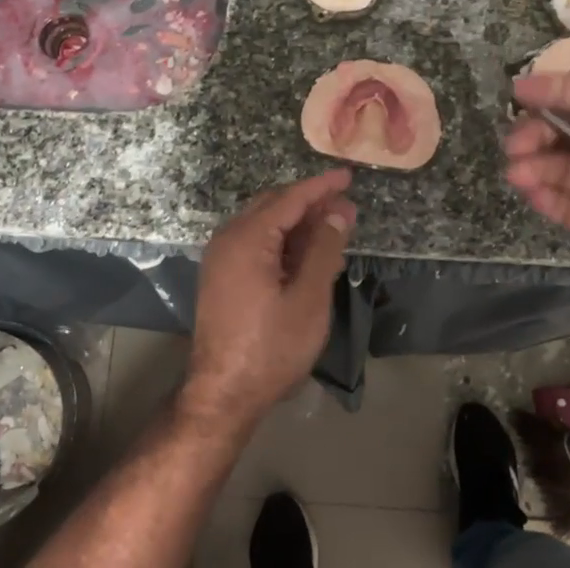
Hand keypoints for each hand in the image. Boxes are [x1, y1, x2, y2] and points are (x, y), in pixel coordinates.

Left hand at [181, 169, 357, 430]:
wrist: (223, 394)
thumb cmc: (271, 348)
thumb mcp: (308, 299)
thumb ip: (324, 249)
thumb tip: (338, 211)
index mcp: (247, 238)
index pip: (290, 199)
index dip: (321, 186)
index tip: (349, 176)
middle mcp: (228, 239)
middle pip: (273, 206)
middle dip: (310, 202)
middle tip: (345, 205)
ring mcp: (220, 259)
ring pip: (263, 225)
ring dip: (297, 222)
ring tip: (332, 227)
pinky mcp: (221, 277)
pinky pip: (254, 243)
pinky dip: (281, 241)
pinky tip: (305, 253)